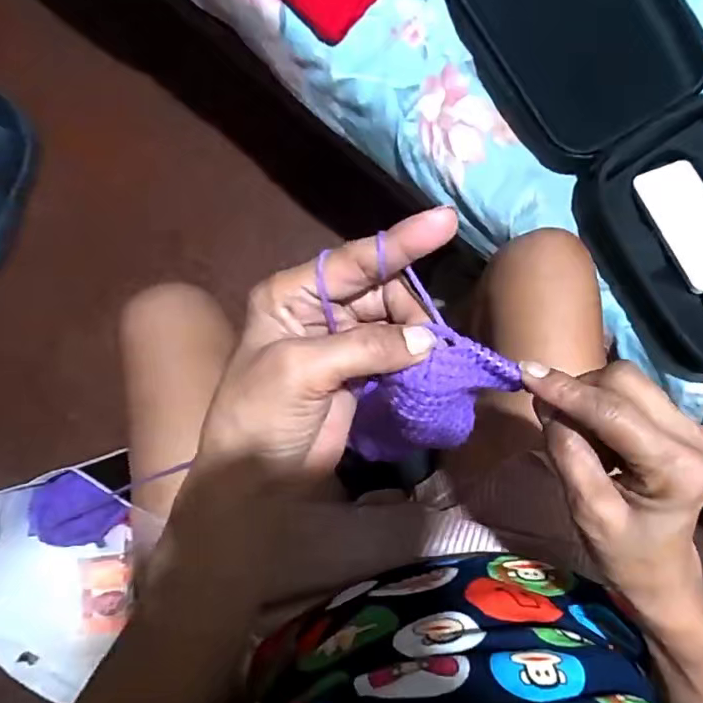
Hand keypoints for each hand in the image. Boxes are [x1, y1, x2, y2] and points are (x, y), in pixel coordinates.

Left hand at [221, 207, 457, 477]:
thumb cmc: (261, 416)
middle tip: (432, 338)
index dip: (401, 242)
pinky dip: (416, 358)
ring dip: (416, 335)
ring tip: (431, 357)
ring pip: (393, 322)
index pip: (354, 259)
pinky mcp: (359, 375)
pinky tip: (430, 365)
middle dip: (410, 306)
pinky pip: (396, 354)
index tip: (445, 220)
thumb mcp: (302, 370)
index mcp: (291, 295)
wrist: (257, 481)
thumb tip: (427, 340)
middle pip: (381, 289)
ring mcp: (341, 344)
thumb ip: (366, 347)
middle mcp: (318, 311)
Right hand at [519, 360, 702, 612]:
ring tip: (576, 434)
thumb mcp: (589, 515)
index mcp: (676, 467)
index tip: (526, 374)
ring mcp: (691, 425)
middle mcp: (692, 436)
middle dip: (579, 390)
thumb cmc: (624, 553)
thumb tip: (547, 405)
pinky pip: (632, 392)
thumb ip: (569, 458)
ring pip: (628, 380)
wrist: (661, 570)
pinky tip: (596, 435)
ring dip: (589, 396)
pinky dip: (601, 403)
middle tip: (551, 418)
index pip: (615, 413)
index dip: (568, 391)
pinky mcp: (680, 421)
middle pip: (625, 381)